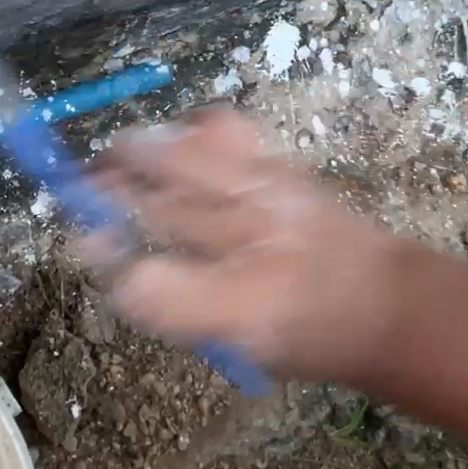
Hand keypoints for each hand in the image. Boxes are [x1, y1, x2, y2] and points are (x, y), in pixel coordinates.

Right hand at [82, 108, 408, 381]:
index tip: (88, 246)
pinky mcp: (280, 161)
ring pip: (179, 155)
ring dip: (131, 153)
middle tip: (81, 191)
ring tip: (113, 157)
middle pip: (156, 206)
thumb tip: (108, 261)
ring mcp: (270, 193)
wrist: (385, 303)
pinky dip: (187, 127)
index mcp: (245, 311)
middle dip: (104, 193)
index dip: (108, 258)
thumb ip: (168, 303)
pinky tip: (175, 140)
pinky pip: (219, 125)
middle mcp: (258, 247)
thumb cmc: (300, 333)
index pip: (152, 283)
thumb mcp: (236, 343)